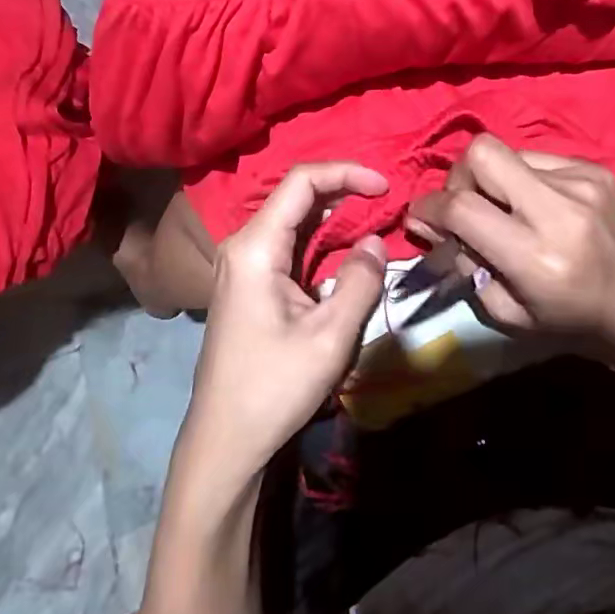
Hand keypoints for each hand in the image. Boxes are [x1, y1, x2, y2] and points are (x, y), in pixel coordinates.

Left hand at [183, 162, 389, 473]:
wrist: (226, 441)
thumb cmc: (275, 387)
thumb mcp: (331, 336)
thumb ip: (361, 281)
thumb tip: (377, 242)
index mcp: (255, 248)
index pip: (301, 182)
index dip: (346, 173)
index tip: (386, 186)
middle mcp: (243, 246)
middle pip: (296, 194)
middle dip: (344, 188)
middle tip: (388, 199)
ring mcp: (243, 265)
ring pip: (294, 217)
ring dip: (336, 211)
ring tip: (377, 213)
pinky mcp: (250, 282)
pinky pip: (290, 242)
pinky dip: (323, 235)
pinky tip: (349, 244)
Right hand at [407, 134, 614, 364]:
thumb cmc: (565, 319)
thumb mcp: (504, 311)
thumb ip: (462, 263)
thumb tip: (432, 221)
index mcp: (535, 257)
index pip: (464, 208)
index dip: (430, 208)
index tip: (421, 217)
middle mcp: (559, 210)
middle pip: (483, 152)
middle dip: (459, 176)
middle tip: (465, 205)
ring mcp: (581, 182)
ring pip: (508, 152)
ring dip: (495, 180)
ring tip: (509, 211)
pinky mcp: (593, 168)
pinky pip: (536, 158)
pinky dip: (524, 180)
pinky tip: (539, 207)